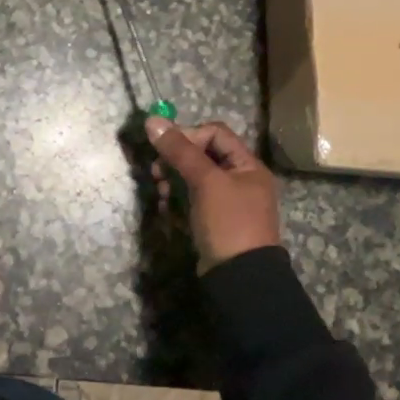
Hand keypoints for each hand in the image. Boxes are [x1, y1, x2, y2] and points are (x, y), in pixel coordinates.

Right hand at [147, 117, 281, 272]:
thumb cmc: (228, 222)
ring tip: (161, 194)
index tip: (167, 150)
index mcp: (248, 165)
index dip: (189, 135)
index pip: (214, 133)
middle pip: (202, 155)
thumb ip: (180, 150)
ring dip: (173, 181)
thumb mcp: (205, 182)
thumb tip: (152, 120)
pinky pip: (192, 200)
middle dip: (176, 161)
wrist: (240, 279)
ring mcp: (227, 203)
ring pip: (193, 178)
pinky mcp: (214, 222)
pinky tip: (168, 210)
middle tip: (157, 172)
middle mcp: (240, 180)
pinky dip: (178, 201)